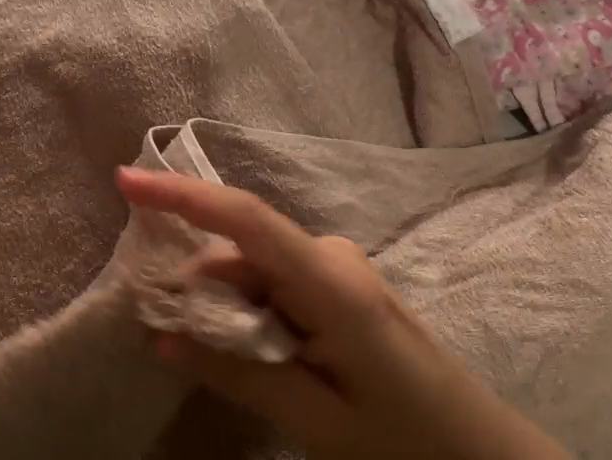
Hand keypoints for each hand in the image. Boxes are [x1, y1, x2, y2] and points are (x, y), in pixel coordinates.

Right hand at [116, 168, 568, 459]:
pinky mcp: (339, 284)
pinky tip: (260, 357)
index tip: (123, 179)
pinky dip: (251, 313)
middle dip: (199, 287)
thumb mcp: (318, 420)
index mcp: (330, 282)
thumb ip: (238, 373)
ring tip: (227, 366)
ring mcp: (338, 267)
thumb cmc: (407, 440)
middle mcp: (331, 257)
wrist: (488, 458)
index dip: (180, 193)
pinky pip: (274, 284)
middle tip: (172, 337)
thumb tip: (162, 336)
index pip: (243, 218)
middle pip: (240, 252)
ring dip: (228, 309)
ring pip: (254, 272)